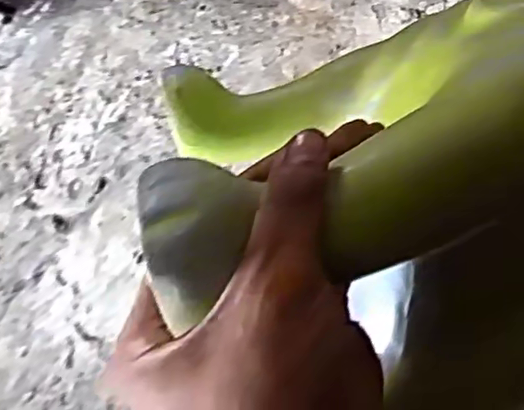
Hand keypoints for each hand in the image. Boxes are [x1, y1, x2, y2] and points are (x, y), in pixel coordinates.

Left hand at [102, 122, 384, 409]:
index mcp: (156, 326)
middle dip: (297, 181)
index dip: (250, 180)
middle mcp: (200, 319)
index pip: (198, 227)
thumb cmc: (266, 389)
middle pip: (248, 228)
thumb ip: (286, 214)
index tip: (301, 145)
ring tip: (363, 151)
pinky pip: (319, 260)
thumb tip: (308, 139)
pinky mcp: (303, 323)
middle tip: (346, 140)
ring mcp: (255, 321)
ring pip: (287, 241)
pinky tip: (367, 195)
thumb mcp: (268, 293)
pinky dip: (342, 224)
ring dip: (324, 196)